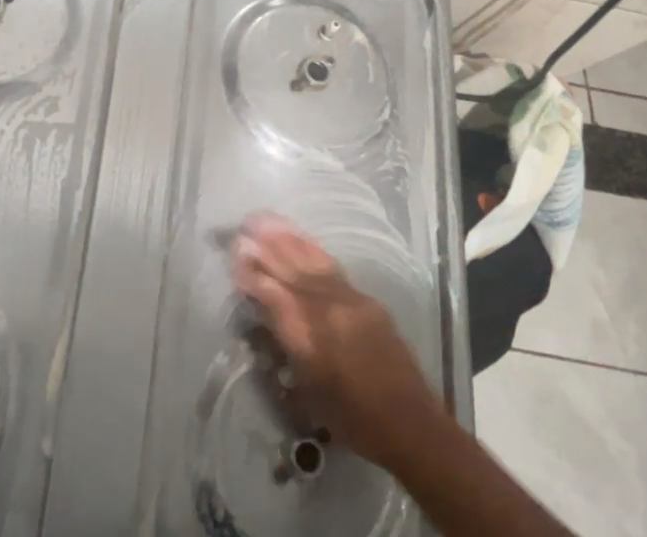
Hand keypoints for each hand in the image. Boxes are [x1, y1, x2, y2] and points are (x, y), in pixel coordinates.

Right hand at [230, 214, 442, 467]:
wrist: (412, 425)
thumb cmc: (353, 418)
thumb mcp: (309, 388)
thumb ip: (288, 342)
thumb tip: (266, 308)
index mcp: (313, 336)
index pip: (275, 295)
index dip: (253, 273)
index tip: (234, 252)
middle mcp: (331, 311)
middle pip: (293, 271)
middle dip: (267, 247)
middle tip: (244, 224)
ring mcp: (352, 302)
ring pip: (313, 263)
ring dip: (288, 240)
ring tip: (266, 220)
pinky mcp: (367, 302)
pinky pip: (332, 268)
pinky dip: (312, 251)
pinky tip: (301, 241)